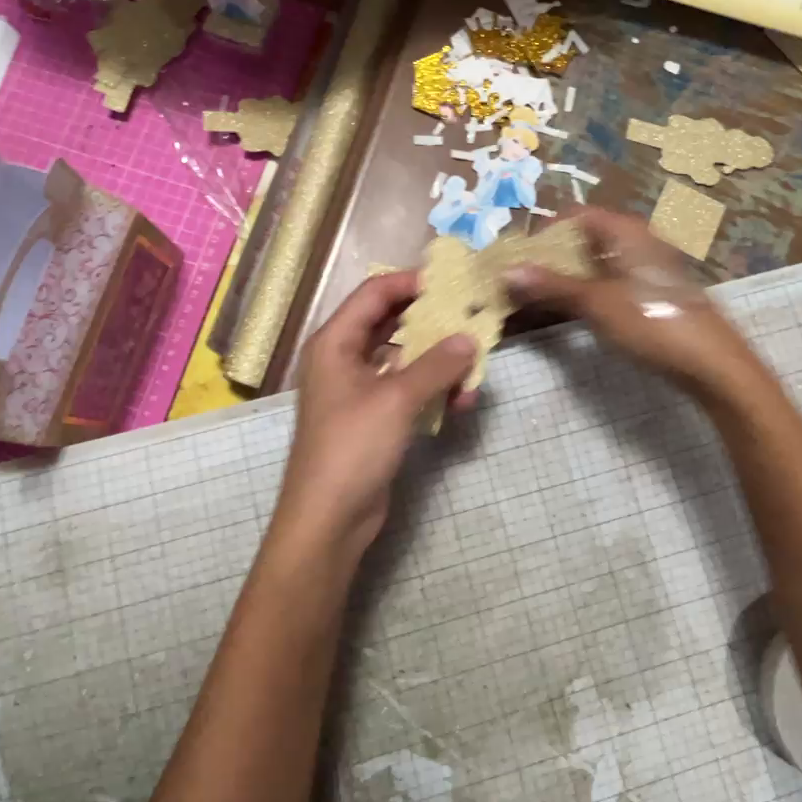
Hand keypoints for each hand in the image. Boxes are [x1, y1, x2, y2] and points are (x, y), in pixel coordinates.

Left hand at [275, 272, 477, 553]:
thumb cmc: (352, 448)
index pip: (374, 293)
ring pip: (405, 359)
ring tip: (473, 374)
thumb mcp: (397, 399)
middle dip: (432, 323)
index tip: (453, 283)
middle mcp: (343, 357)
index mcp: (335, 341)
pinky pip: (407, 389)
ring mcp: (358, 389)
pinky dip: (432, 390)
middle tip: (472, 318)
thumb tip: (470, 338)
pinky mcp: (373, 417)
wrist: (328, 519)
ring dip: (438, 363)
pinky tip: (460, 403)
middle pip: (392, 323)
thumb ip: (436, 365)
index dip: (411, 282)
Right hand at [504, 209, 759, 397]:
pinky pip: (606, 283)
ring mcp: (644, 267)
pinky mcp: (649, 293)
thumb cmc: (652, 322)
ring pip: (593, 264)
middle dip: (548, 259)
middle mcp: (635, 240)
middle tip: (517, 283)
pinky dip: (583, 294)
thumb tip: (507, 271)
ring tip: (533, 302)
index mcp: (624, 230)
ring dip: (562, 280)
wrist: (711, 363)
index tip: (517, 258)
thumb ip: (551, 285)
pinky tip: (566, 314)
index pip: (573, 215)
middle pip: (581, 239)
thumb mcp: (595, 303)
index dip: (542, 232)